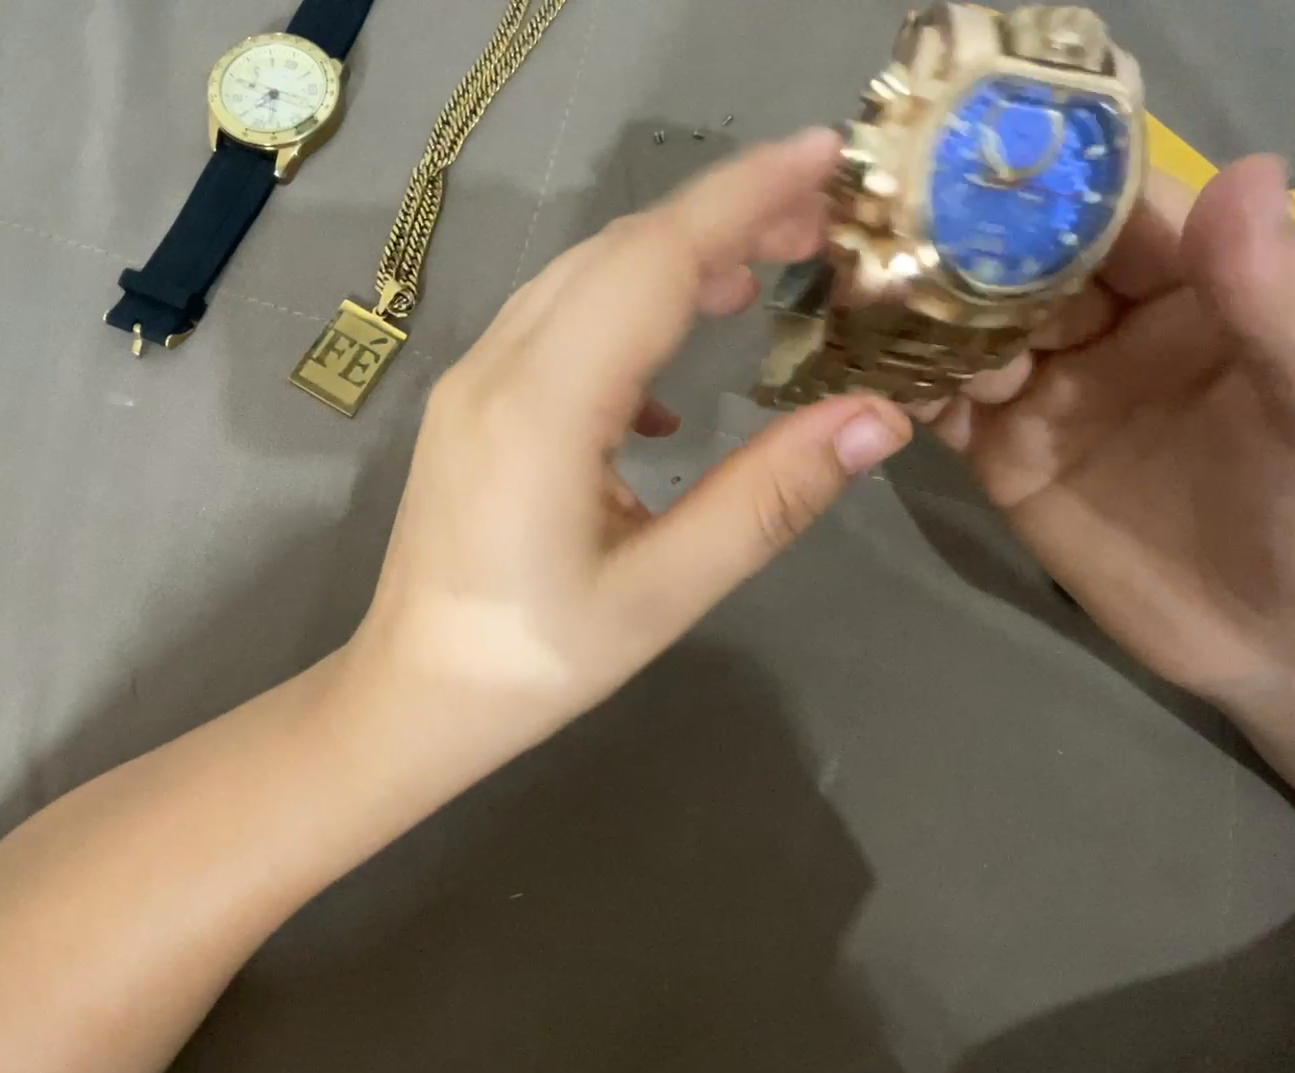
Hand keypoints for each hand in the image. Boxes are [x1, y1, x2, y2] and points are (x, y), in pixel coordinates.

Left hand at [342, 130, 912, 772]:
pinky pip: (550, 328)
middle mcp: (495, 369)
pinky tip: (659, 387)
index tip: (826, 156)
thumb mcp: (664, 592)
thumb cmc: (538, 660)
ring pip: (578, 280)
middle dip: (718, 218)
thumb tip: (878, 416)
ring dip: (666, 261)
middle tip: (816, 226)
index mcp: (542, 407)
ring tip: (752, 281)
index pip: (651, 261)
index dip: (742, 197)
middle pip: (614, 252)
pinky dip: (619, 317)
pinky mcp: (467, 405)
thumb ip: (768, 497)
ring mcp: (470, 382)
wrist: (416, 693)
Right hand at [905, 156, 1294, 710]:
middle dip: (960, 252)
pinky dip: (903, 388)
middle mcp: (1114, 328)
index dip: (1054, 190)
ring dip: (920, 319)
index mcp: (1207, 288)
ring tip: (863, 309)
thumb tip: (1229, 177)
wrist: (1290, 650)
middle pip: (1023, 267)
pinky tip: (863, 379)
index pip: (1120, 215)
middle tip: (884, 246)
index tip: (971, 170)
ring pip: (969, 332)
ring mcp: (1048, 392)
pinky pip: (942, 408)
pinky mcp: (1000, 453)